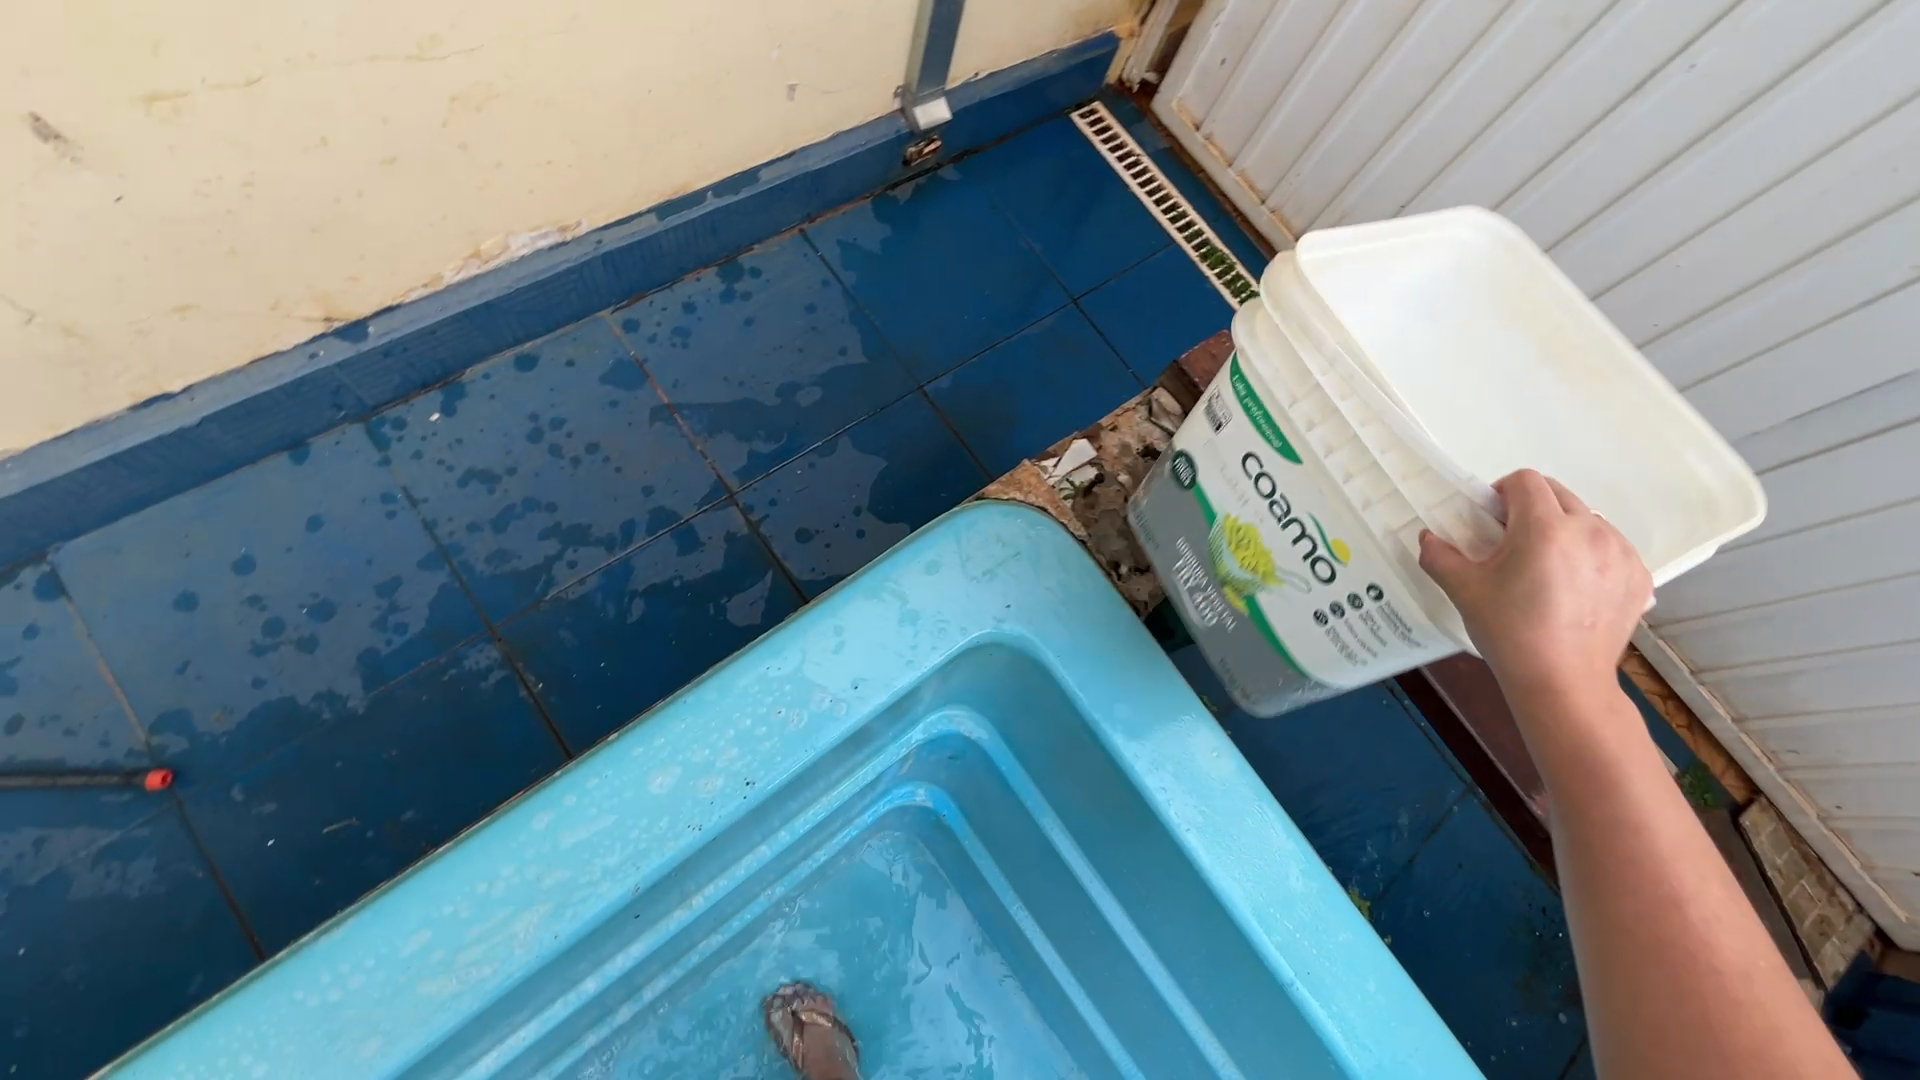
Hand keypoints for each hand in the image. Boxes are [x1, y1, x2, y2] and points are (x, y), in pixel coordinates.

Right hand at [1418, 470, 1651, 699]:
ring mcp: (1621, 553)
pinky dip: (1589, 553)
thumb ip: (1439, 556)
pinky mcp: (1639, 575)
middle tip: (1511, 542)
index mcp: (1545, 529)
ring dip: (1563, 529)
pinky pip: (1610, 546)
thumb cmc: (1508, 631)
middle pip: (1558, 493)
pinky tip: (1572, 586)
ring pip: (1587, 519)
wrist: (1562, 680)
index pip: (1526, 481)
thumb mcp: (1463, 590)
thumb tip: (1428, 537)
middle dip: (1531, 507)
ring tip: (1545, 567)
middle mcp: (1590, 531)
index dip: (1502, 492)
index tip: (1490, 519)